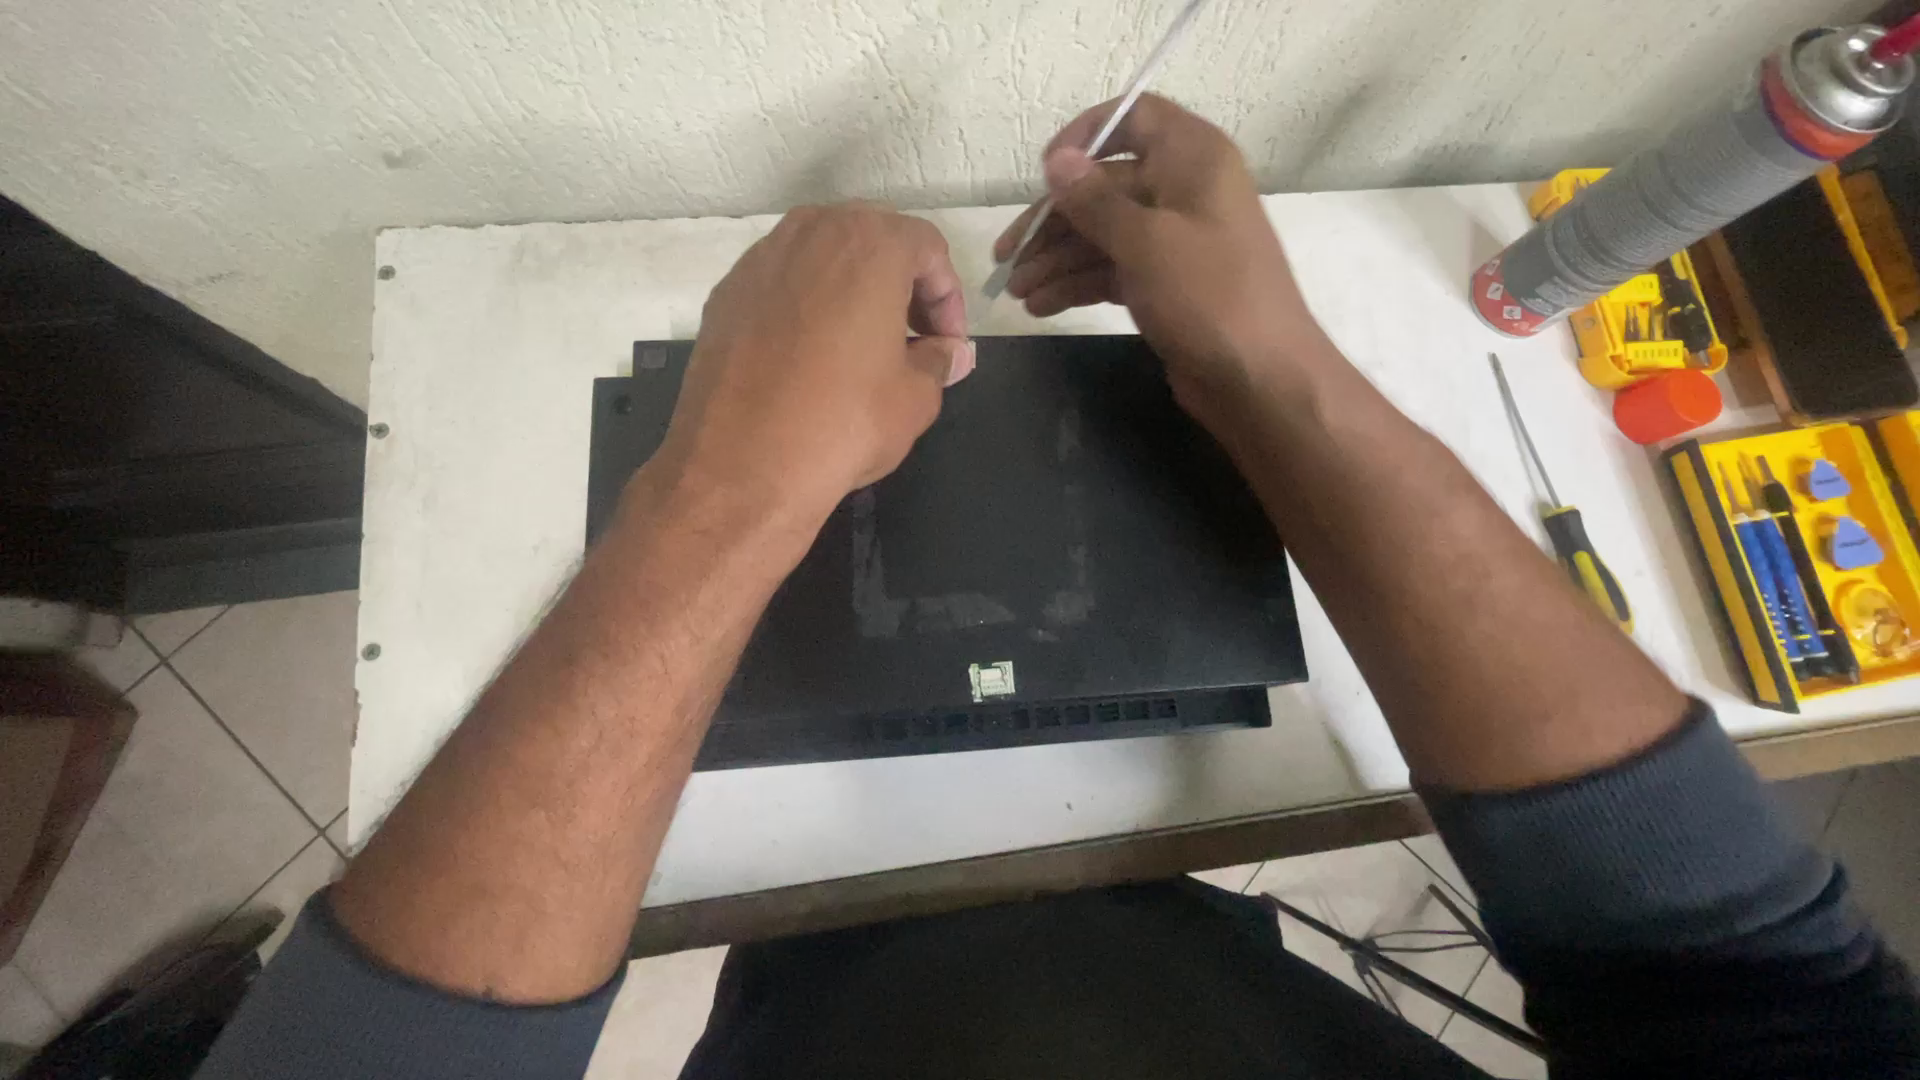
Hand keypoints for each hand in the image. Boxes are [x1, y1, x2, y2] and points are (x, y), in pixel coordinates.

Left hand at [656, 203, 973, 521]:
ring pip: (823, 258)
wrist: (743, 464)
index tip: (948, 346)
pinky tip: (811, 360)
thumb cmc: (845, 422)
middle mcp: (811, 232)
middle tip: (913, 340)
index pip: (928, 250)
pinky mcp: (726, 294)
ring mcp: (760, 259)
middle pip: (873, 242)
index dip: (949, 298)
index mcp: (869, 244)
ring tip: (862, 348)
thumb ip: (939, 362)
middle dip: (902, 286)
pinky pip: (783, 285)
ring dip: (853, 292)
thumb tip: (950, 353)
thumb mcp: (916, 397)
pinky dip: (808, 307)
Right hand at [994, 94, 1320, 424]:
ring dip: (1057, 261)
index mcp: (1191, 159)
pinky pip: (1110, 272)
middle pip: (1104, 188)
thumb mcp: (1147, 243)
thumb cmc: (1209, 298)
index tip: (1043, 172)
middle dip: (1053, 222)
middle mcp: (1181, 192)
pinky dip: (1077, 285)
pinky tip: (1041, 305)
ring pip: (1102, 236)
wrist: (1259, 379)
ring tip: (1016, 293)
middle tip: (1006, 258)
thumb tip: (1057, 161)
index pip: (1133, 119)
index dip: (1084, 136)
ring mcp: (1172, 242)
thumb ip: (1096, 201)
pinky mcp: (1163, 285)